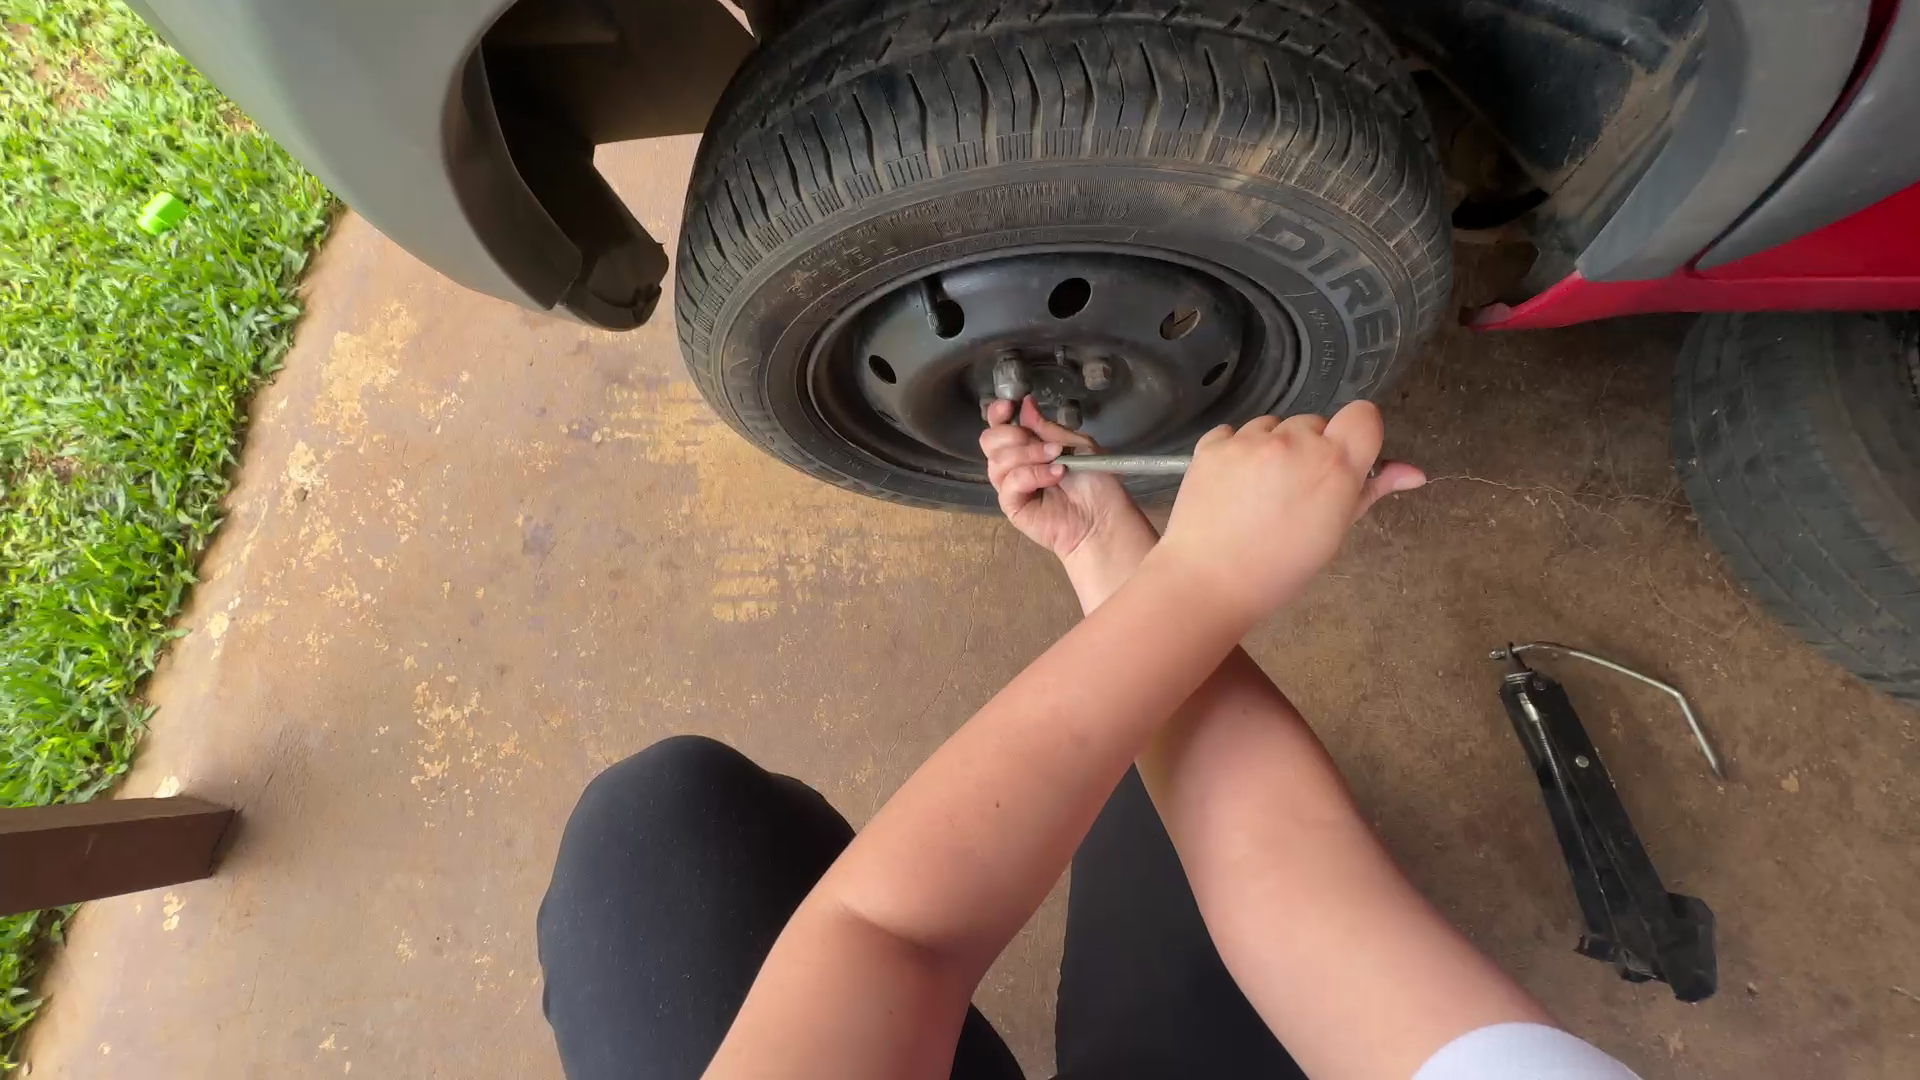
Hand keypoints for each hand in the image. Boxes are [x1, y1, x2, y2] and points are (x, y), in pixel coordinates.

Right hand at [980, 397, 1148, 560]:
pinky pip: (1010, 482)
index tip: (1010, 406)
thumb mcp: (1076, 444)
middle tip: (1046, 445)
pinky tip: (1055, 476)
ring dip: (1030, 455)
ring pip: (998, 460)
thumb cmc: (1096, 482)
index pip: (999, 426)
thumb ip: (1047, 428)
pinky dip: (1033, 474)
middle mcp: (1014, 464)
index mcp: (1027, 446)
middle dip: (1013, 435)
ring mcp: (1011, 486)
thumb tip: (1026, 405)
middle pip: (989, 441)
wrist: (1103, 516)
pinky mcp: (1012, 506)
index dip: (998, 414)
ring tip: (1058, 462)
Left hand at [1151, 401, 1423, 623]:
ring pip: (1271, 425)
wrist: (1207, 581)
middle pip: (1313, 422)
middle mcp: (1293, 444)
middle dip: (1309, 447)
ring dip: (1270, 446)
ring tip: (1256, 490)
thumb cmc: (1278, 568)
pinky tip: (1230, 485)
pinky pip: (1231, 433)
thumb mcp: (1333, 533)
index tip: (1341, 458)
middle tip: (1291, 489)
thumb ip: (1370, 493)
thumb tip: (1413, 472)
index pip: (1363, 415)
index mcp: (1334, 466)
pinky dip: (1233, 451)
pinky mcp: (1210, 446)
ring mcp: (1248, 443)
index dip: (1355, 433)